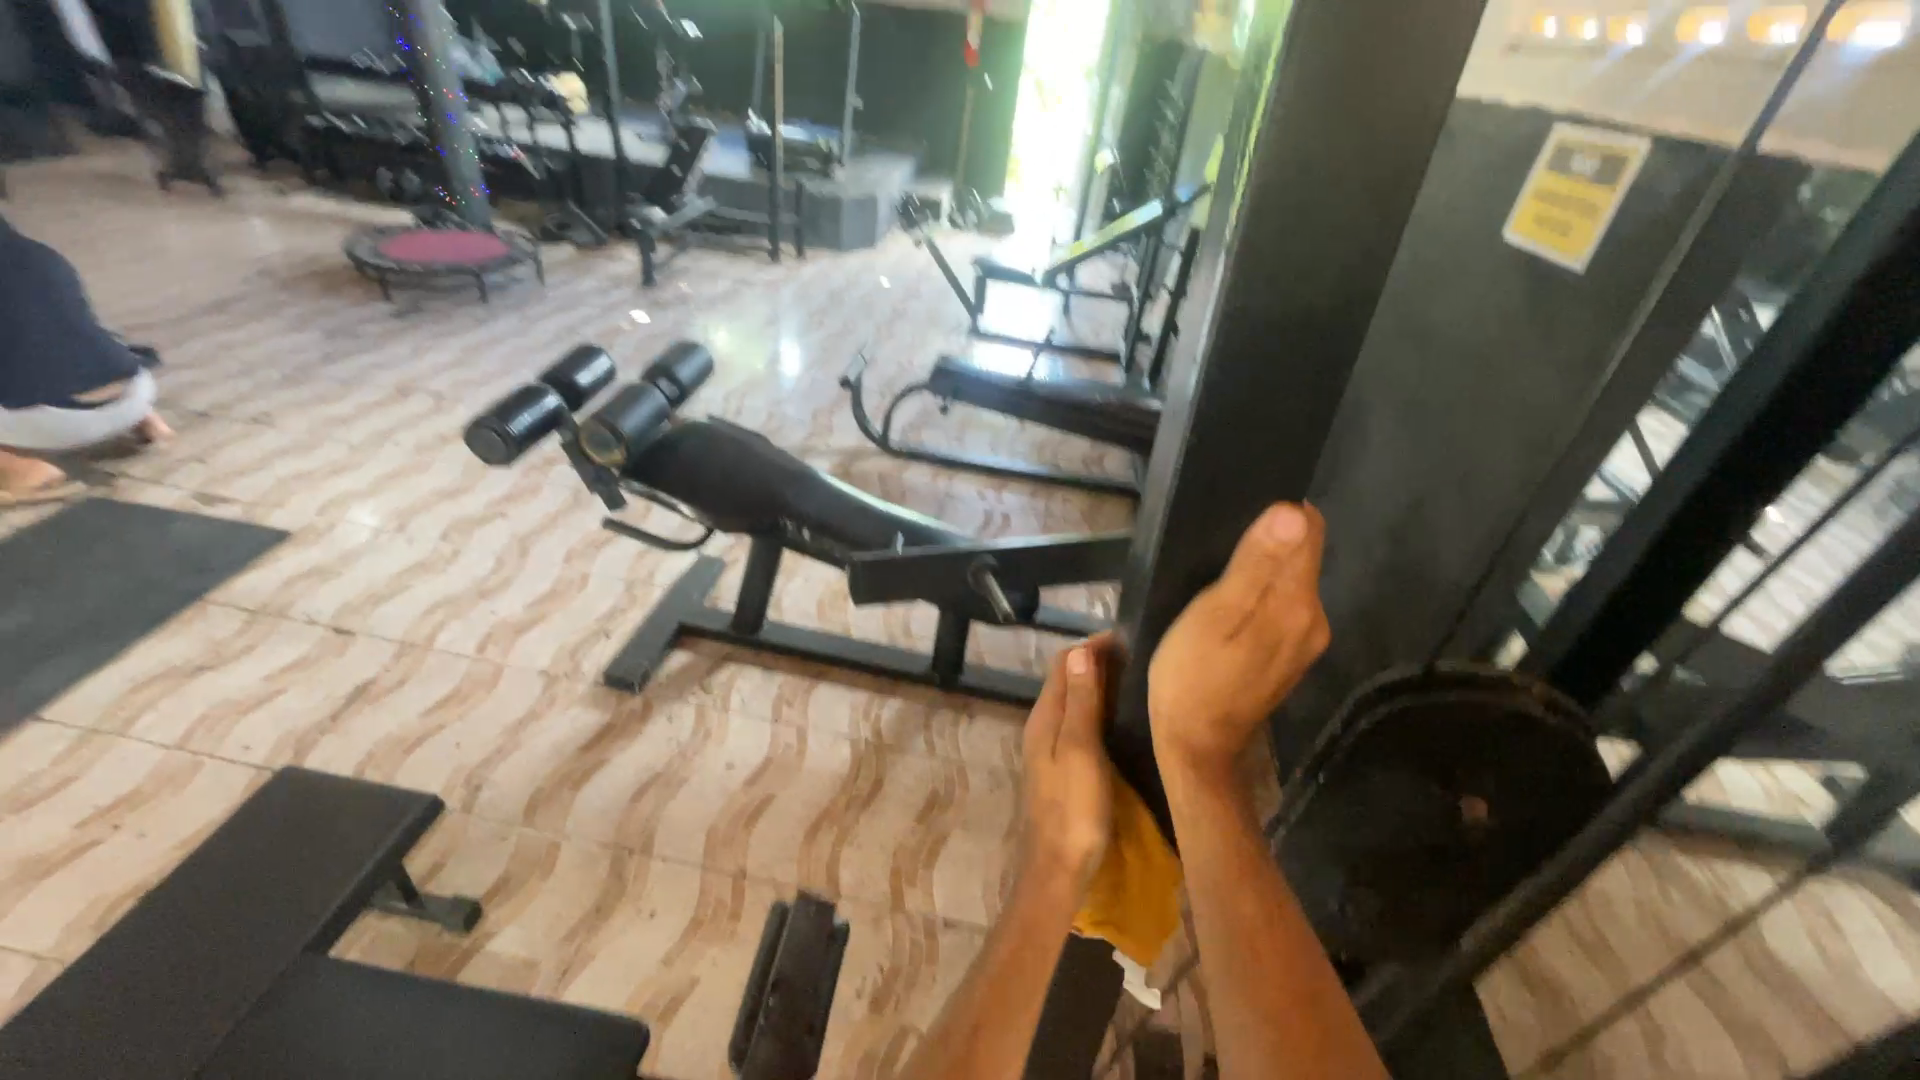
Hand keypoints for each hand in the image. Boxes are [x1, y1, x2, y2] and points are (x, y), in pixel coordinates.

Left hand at [1019, 633, 1115, 893]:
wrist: (1059, 868)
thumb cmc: (1073, 808)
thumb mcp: (1080, 750)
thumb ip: (1080, 701)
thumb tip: (1080, 650)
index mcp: (1044, 717)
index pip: (1064, 663)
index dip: (1093, 646)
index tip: (1130, 639)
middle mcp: (1043, 725)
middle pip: (1068, 679)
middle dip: (1098, 662)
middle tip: (1141, 658)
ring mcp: (1050, 748)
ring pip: (1074, 701)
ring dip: (1100, 686)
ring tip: (1138, 682)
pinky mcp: (1062, 766)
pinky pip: (1080, 724)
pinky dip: (1099, 711)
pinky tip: (1123, 720)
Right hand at [1148, 503, 1328, 777]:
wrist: (1196, 745)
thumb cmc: (1191, 675)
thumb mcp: (1214, 614)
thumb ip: (1255, 563)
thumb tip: (1292, 512)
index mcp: (1297, 601)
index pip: (1308, 528)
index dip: (1276, 513)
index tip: (1236, 518)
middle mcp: (1315, 617)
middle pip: (1302, 554)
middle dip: (1268, 541)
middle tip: (1216, 551)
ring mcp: (1306, 640)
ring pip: (1292, 580)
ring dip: (1263, 569)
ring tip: (1217, 578)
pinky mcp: (1292, 655)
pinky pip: (1283, 606)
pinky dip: (1261, 596)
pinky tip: (1229, 610)